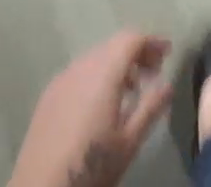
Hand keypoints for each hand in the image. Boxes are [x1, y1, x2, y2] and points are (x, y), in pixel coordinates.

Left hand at [8, 30, 174, 186]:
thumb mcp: (129, 141)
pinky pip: (79, 72)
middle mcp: (80, 68)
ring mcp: (61, 79)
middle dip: (136, 53)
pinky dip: (97, 75)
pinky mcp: (49, 94)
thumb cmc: (92, 164)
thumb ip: (150, 108)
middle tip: (155, 72)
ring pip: (94, 58)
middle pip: (112, 46)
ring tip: (132, 90)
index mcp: (102, 74)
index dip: (151, 41)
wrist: (42, 186)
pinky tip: (103, 102)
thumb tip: (167, 83)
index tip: (168, 53)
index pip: (129, 39)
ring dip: (116, 65)